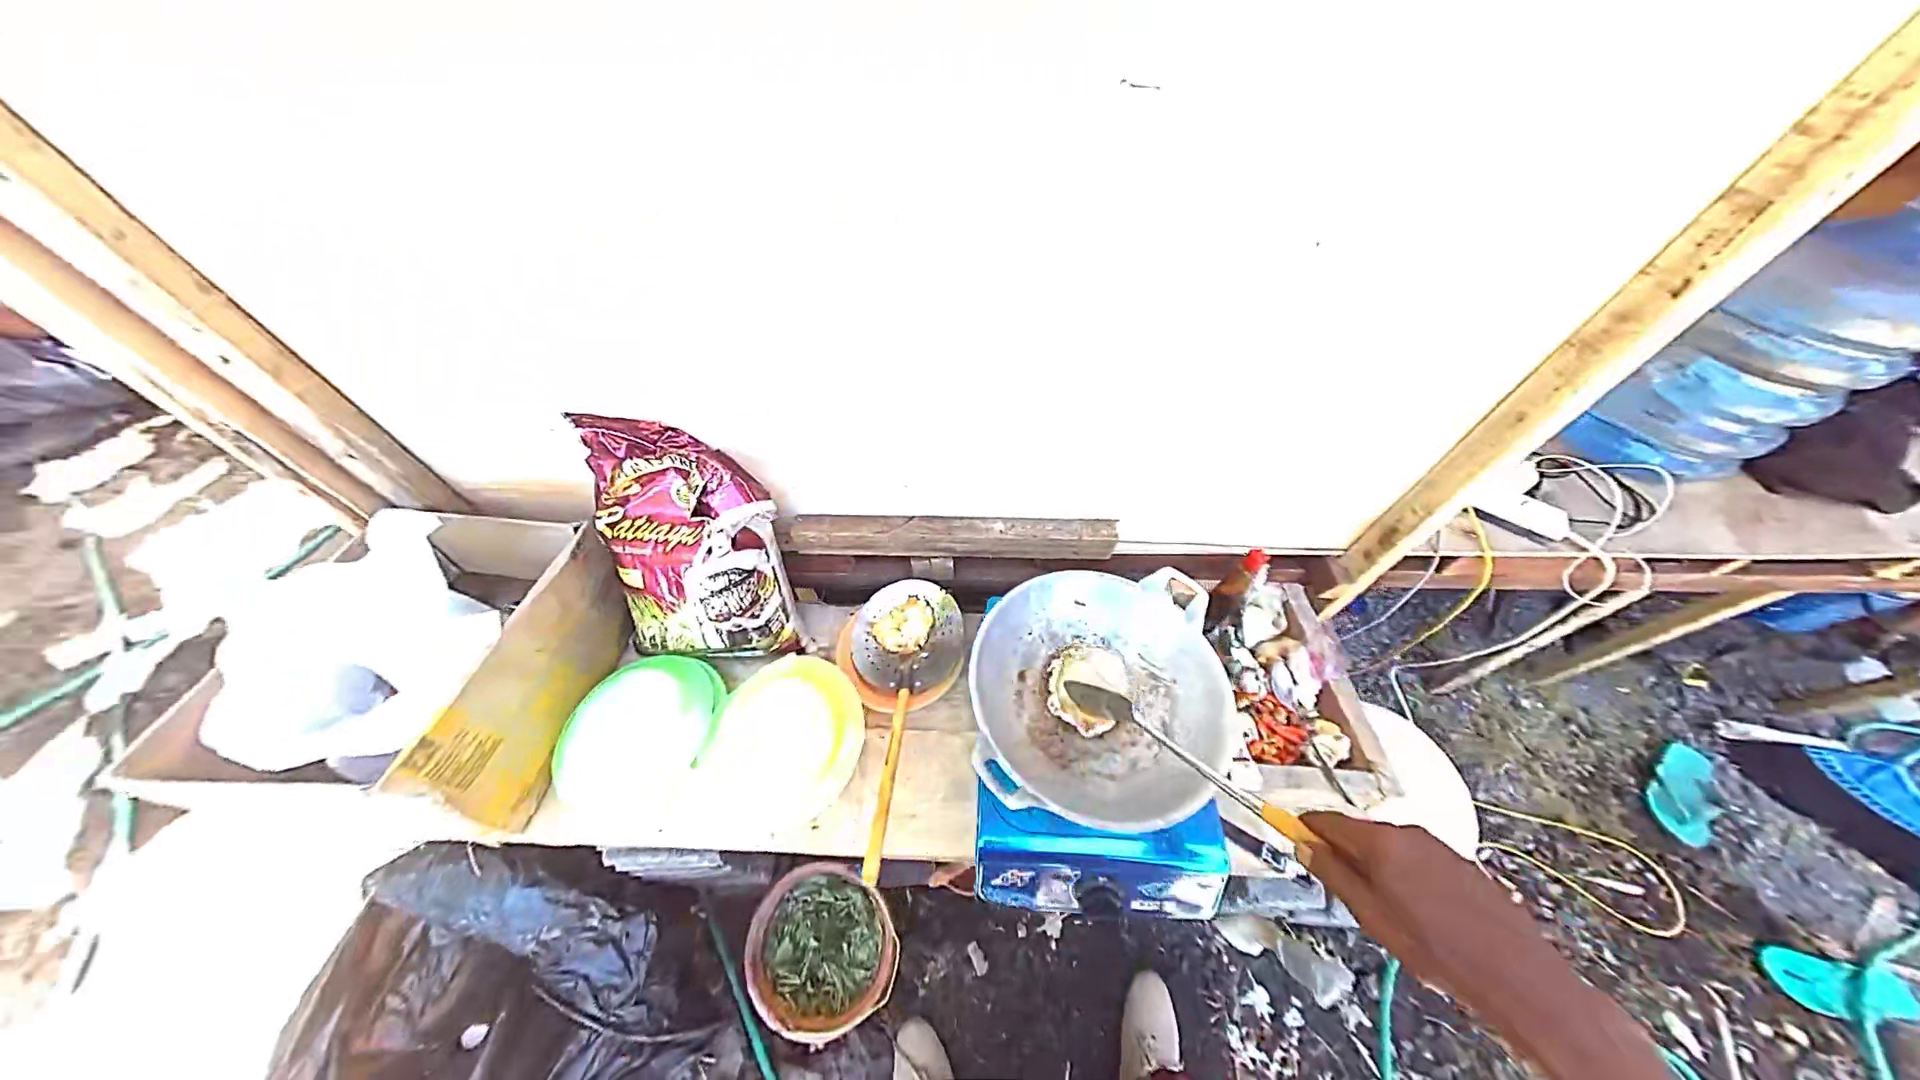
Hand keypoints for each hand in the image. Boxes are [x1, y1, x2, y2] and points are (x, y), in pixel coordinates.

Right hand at [1298, 812, 1667, 1079]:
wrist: (1516, 975)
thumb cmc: (1438, 949)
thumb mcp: (1369, 915)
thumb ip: (1332, 874)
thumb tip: (1305, 846)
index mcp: (1380, 841)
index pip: (1326, 820)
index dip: (1305, 828)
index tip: (1293, 836)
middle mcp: (1407, 832)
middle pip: (1357, 831)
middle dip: (1342, 850)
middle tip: (1338, 884)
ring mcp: (1436, 845)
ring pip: (1387, 845)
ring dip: (1374, 863)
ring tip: (1382, 905)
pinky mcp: (1458, 860)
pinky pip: (1414, 856)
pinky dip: (1402, 871)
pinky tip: (1414, 908)